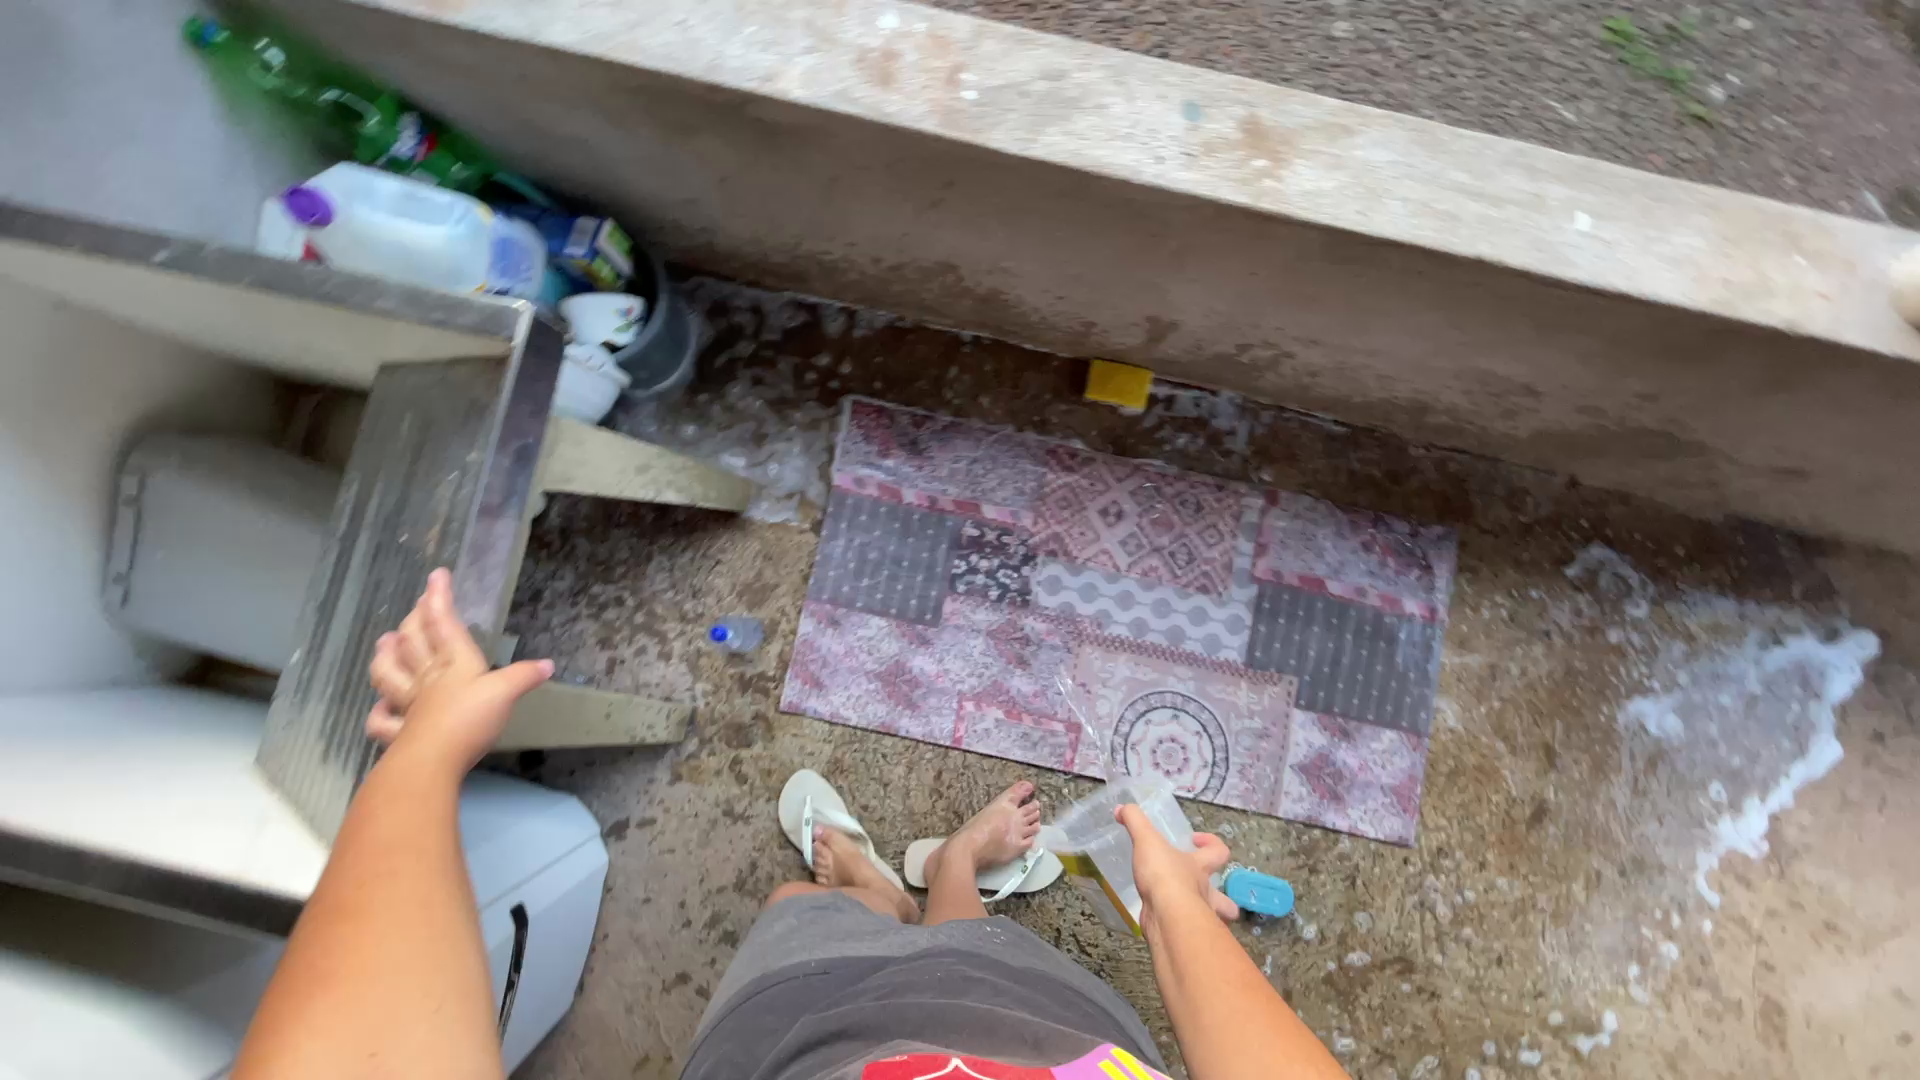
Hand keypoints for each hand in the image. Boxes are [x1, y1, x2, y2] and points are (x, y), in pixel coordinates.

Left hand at [365, 567, 552, 772]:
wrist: (431, 761)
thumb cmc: (470, 718)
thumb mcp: (506, 692)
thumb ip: (525, 676)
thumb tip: (548, 664)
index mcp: (454, 663)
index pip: (444, 623)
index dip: (439, 598)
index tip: (436, 575)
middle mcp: (428, 678)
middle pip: (415, 642)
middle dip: (415, 620)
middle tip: (415, 605)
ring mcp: (409, 704)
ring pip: (390, 674)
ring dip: (386, 655)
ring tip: (385, 641)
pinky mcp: (400, 732)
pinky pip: (382, 720)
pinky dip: (379, 711)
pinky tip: (381, 706)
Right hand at [1116, 804, 1239, 932]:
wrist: (1166, 917)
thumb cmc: (1164, 875)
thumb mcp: (1146, 839)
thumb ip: (1134, 820)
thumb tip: (1121, 808)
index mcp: (1199, 867)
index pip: (1220, 852)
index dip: (1212, 843)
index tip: (1195, 839)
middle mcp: (1204, 893)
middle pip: (1226, 900)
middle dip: (1221, 898)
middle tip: (1200, 890)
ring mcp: (1197, 917)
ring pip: (1214, 922)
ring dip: (1207, 919)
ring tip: (1187, 912)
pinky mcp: (1183, 934)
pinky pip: (1186, 932)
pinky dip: (1180, 928)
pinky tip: (1163, 921)